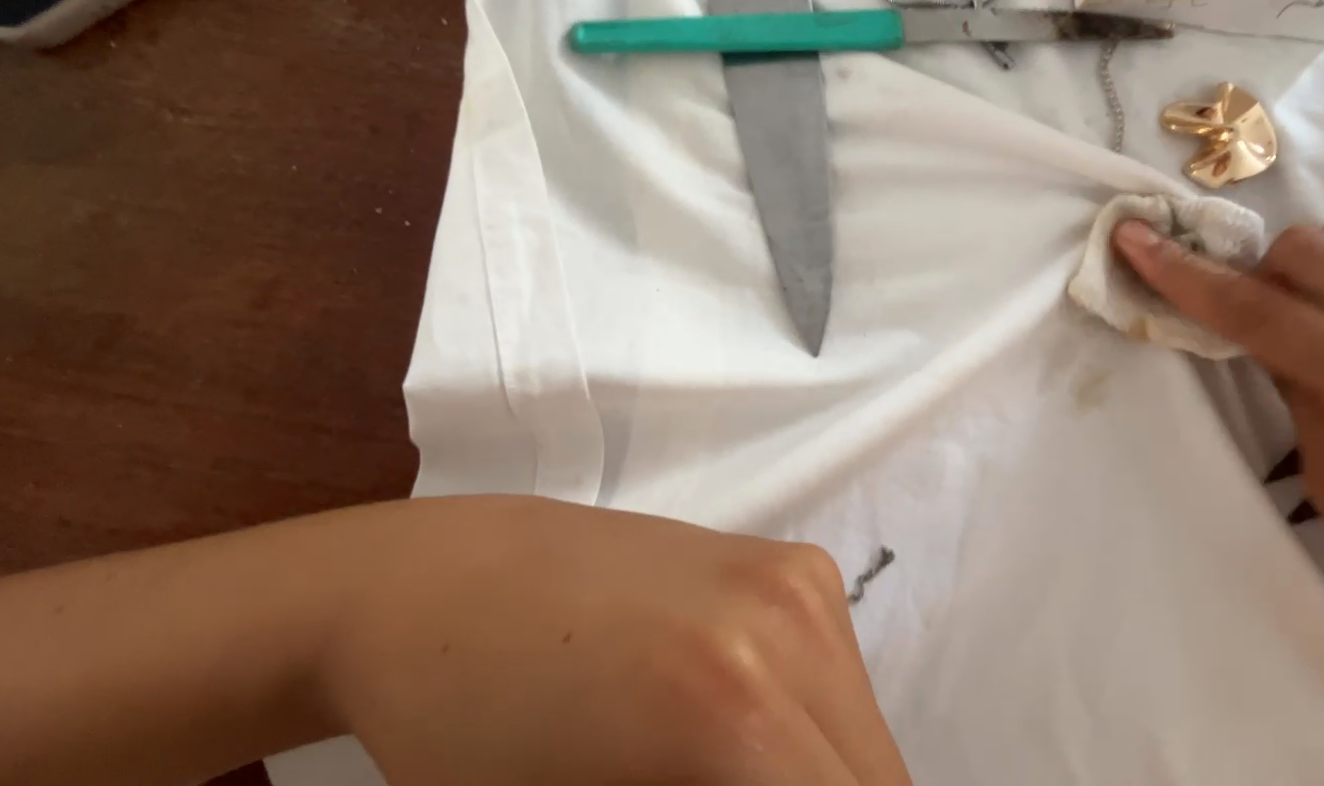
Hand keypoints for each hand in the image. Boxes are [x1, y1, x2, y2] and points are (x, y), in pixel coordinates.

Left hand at [327, 496, 910, 785]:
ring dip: (825, 778)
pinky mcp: (792, 560)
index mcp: (738, 708)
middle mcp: (793, 624)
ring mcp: (797, 577)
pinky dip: (813, 731)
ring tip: (733, 780)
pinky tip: (737, 732)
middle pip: (879, 780)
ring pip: (865, 734)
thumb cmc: (471, 740)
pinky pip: (841, 677)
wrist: (445, 582)